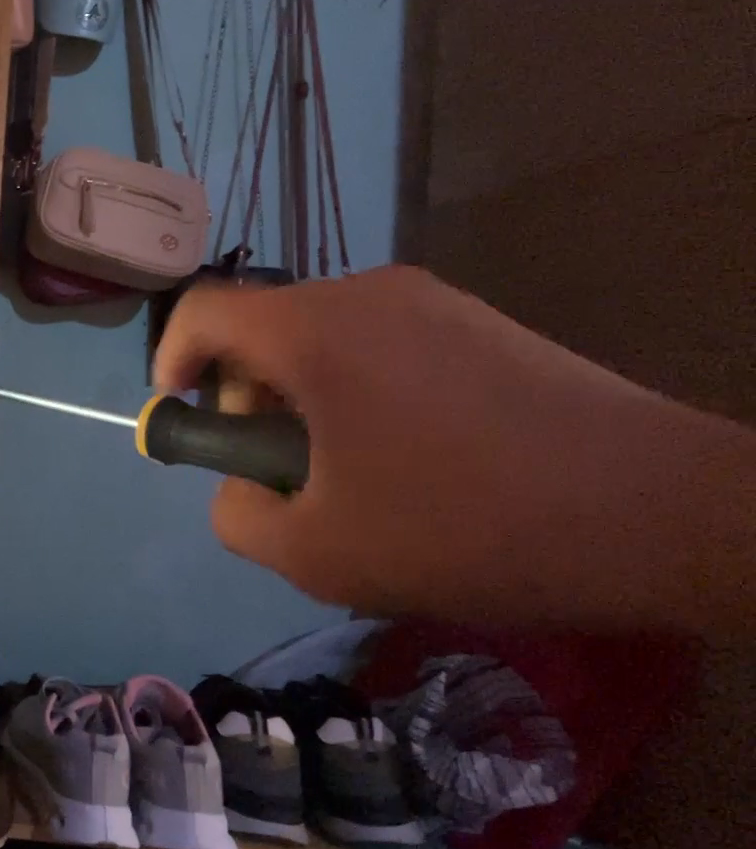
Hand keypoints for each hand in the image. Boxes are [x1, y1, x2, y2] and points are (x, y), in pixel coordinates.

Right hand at [154, 264, 737, 629]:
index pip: (201, 311)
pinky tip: (410, 457)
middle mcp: (364, 294)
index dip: (172, 360)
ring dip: (303, 398)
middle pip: (261, 326)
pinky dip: (359, 390)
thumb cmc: (470, 525)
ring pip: (321, 337)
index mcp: (311, 330)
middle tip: (275, 466)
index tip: (185, 415)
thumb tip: (241, 489)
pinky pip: (381, 344)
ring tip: (346, 472)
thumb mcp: (319, 553)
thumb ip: (239, 517)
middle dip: (244, 396)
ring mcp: (432, 301)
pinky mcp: (483, 322)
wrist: (677, 515)